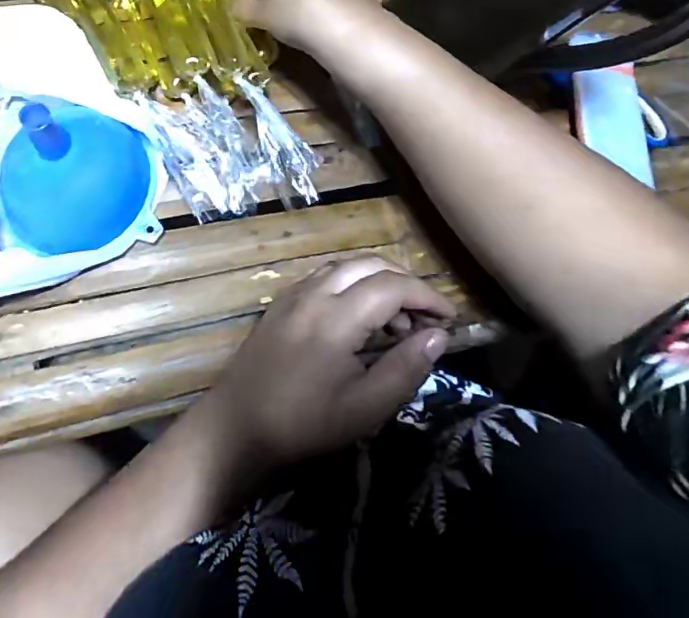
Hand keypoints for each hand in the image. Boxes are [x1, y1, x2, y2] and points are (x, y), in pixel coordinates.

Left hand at [183, 255, 455, 472]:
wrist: (238, 423)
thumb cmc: (305, 422)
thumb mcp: (366, 407)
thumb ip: (406, 368)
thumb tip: (438, 335)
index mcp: (336, 316)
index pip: (392, 286)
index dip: (427, 296)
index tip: (451, 319)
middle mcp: (313, 293)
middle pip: (368, 264)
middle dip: (404, 281)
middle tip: (425, 317)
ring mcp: (292, 294)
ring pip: (344, 267)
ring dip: (376, 281)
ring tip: (395, 323)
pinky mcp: (280, 303)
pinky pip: (323, 277)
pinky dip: (350, 284)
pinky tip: (358, 319)